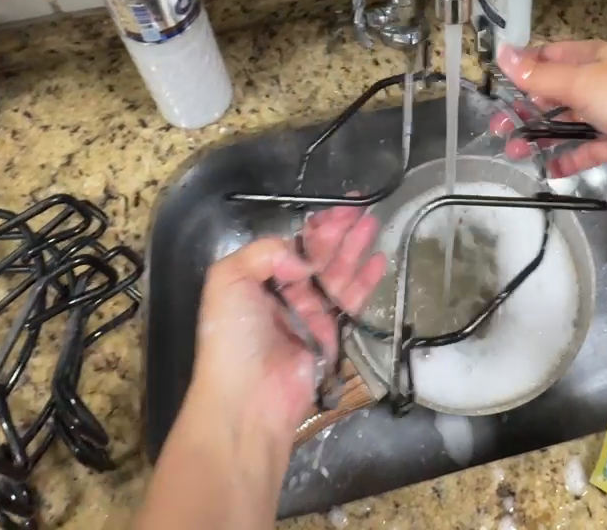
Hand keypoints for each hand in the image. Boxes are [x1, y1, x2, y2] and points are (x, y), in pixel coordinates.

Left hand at [184, 207, 386, 444]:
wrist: (248, 397)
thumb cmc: (233, 336)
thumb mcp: (228, 280)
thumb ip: (265, 252)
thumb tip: (304, 260)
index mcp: (260, 277)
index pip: (293, 243)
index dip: (316, 226)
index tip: (337, 207)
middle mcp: (287, 291)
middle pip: (320, 253)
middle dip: (340, 229)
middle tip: (361, 208)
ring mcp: (311, 313)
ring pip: (339, 271)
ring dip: (356, 246)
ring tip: (372, 224)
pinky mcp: (333, 333)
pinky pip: (352, 300)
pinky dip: (366, 279)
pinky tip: (378, 260)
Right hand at [496, 40, 606, 183]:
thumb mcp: (582, 83)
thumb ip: (539, 75)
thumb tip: (500, 52)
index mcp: (594, 57)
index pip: (550, 57)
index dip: (522, 68)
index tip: (495, 86)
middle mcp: (602, 80)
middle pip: (556, 91)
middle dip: (525, 108)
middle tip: (497, 129)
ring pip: (570, 122)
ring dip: (542, 135)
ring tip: (513, 153)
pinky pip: (591, 148)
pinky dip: (571, 157)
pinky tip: (551, 170)